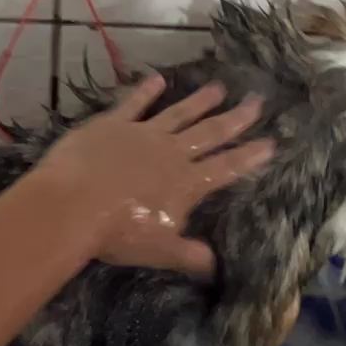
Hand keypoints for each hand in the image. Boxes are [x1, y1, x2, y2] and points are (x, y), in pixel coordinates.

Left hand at [30, 74, 273, 279]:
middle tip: (256, 100)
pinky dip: (146, 90)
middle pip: (209, 132)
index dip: (250, 156)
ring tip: (219, 87)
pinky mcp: (113, 123)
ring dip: (199, 100)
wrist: (73, 202)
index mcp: (186, 183)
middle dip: (235, 118)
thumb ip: (191, 256)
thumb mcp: (161, 251)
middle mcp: (170, 153)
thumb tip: (217, 266)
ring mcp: (142, 133)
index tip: (271, 142)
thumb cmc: (118, 232)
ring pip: (178, 113)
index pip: (227, 168)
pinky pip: (134, 103)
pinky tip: (158, 78)